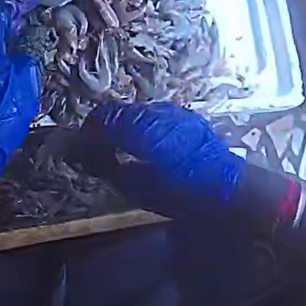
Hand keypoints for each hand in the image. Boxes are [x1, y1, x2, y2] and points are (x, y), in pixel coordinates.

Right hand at [79, 101, 245, 220]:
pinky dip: (137, 127)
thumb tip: (81, 156)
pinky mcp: (184, 116)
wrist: (227, 191)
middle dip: (100, 128)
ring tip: (116, 149)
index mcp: (141, 128)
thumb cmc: (179, 195)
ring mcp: (172, 111)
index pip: (102, 118)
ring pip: (133, 111)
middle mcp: (155, 112)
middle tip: (93, 149)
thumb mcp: (135, 187)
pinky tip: (140, 146)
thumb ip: (105, 167)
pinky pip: (151, 115)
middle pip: (115, 111)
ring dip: (119, 126)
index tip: (78, 148)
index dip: (86, 132)